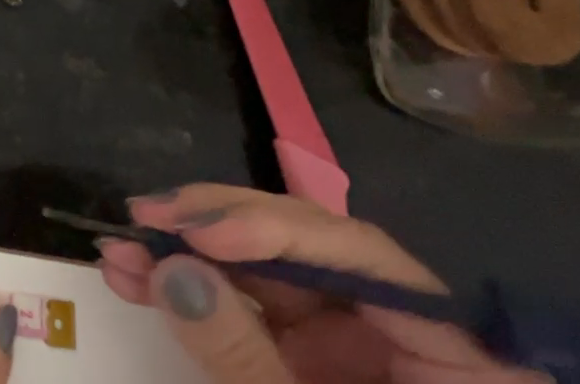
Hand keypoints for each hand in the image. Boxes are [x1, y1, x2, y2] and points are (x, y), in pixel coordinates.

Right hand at [96, 184, 548, 383]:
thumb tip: (173, 268)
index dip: (278, 230)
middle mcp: (405, 334)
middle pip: (307, 249)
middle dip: (215, 227)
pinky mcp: (301, 358)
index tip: (199, 232)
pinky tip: (129, 276)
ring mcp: (348, 345)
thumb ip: (244, 359)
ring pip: (258, 269)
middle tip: (145, 217)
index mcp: (460, 362)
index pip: (367, 259)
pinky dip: (185, 285)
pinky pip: (239, 303)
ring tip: (119, 250)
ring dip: (181, 252)